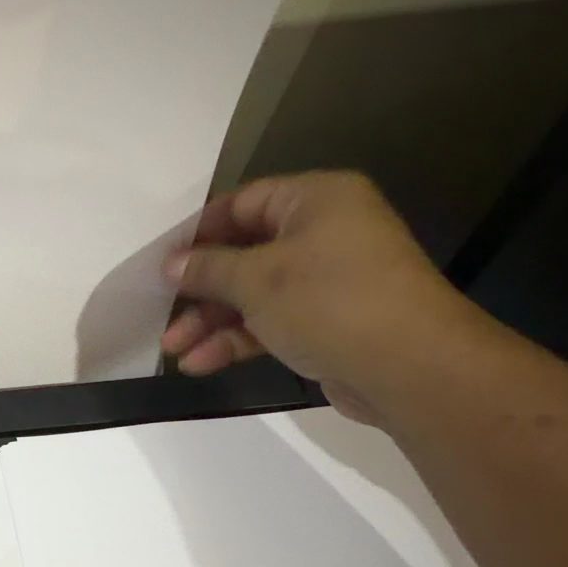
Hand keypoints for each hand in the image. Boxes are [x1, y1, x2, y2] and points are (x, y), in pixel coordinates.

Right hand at [160, 171, 492, 421]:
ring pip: (252, 295)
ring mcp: (324, 280)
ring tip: (174, 350)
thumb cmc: (329, 301)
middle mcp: (323, 233)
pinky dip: (235, 340)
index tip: (160, 262)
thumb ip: (209, 269)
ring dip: (210, 322)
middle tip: (161, 313)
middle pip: (244, 253)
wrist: (407, 365)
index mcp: (316, 201)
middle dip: (199, 289)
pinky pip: (268, 323)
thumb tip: (171, 263)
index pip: (243, 203)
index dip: (199, 232)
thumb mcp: (258, 279)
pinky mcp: (324, 322)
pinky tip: (200, 364)